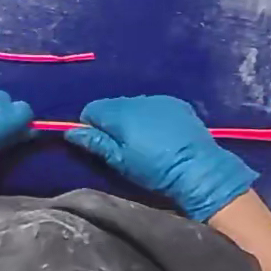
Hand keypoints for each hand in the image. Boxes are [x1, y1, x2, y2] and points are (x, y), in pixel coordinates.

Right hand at [64, 95, 257, 220]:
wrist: (201, 171)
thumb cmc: (155, 170)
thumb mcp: (120, 161)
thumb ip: (95, 143)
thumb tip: (70, 131)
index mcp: (121, 113)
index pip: (91, 109)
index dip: (90, 127)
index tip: (99, 144)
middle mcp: (138, 100)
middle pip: (112, 106)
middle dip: (111, 122)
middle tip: (121, 147)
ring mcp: (160, 100)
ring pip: (132, 105)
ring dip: (131, 119)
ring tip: (142, 142)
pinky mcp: (177, 104)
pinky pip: (153, 106)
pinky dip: (150, 117)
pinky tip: (160, 136)